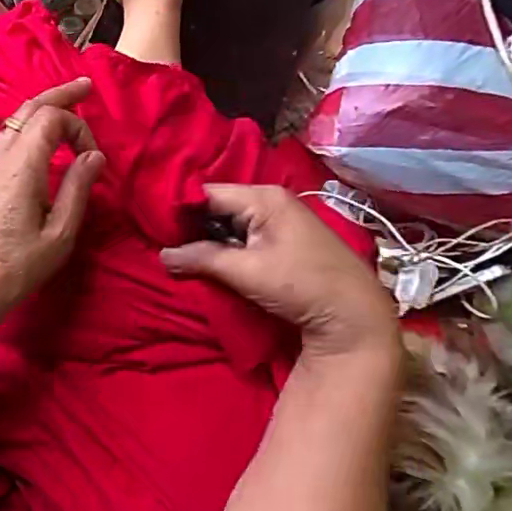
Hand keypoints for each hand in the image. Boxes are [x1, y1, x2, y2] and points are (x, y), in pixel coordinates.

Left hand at [0, 78, 105, 331]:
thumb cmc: (16, 268)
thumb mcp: (59, 234)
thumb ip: (78, 188)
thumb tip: (93, 156)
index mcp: (19, 168)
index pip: (49, 118)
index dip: (77, 126)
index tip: (93, 157)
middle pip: (27, 109)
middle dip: (58, 95)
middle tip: (85, 87)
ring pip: (13, 123)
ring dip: (41, 112)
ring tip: (67, 110)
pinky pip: (6, 140)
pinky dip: (28, 130)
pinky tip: (42, 142)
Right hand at [160, 184, 396, 359]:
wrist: (355, 316)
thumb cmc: (302, 286)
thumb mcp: (246, 272)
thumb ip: (202, 259)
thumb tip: (161, 255)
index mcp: (264, 198)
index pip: (208, 194)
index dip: (180, 210)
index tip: (156, 230)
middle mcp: (272, 200)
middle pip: (218, 206)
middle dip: (193, 226)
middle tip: (167, 245)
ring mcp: (281, 219)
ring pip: (230, 222)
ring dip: (210, 240)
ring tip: (184, 255)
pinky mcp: (284, 239)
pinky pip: (244, 234)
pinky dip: (227, 247)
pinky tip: (212, 261)